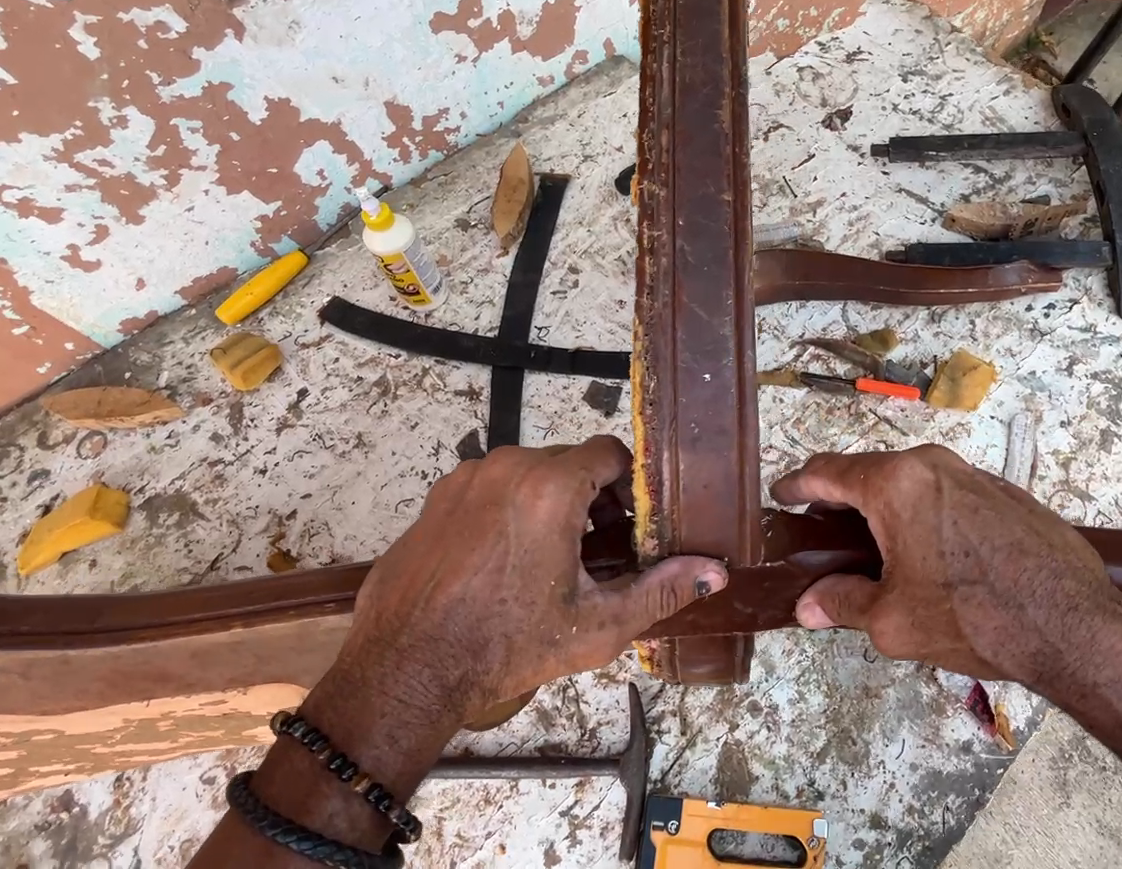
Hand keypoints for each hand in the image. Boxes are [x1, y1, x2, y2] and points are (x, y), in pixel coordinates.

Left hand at [311, 437, 725, 769]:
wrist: (404, 671)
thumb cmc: (508, 645)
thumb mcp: (597, 625)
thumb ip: (663, 590)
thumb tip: (717, 572)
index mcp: (550, 486)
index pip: (609, 451)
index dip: (629, 484)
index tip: (630, 525)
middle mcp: (506, 467)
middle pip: (569, 463)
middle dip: (592, 498)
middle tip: (597, 551)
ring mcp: (465, 479)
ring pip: (529, 474)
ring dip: (551, 503)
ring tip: (552, 560)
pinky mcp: (435, 498)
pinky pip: (489, 488)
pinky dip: (509, 510)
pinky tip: (504, 563)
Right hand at [772, 444, 1121, 686]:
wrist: (1074, 625)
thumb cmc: (972, 618)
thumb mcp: (892, 621)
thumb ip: (843, 603)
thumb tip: (810, 605)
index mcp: (895, 483)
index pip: (828, 471)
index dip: (797, 484)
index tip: (781, 496)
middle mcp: (932, 463)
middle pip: (869, 473)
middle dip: (842, 499)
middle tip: (825, 532)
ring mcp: (974, 473)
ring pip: (912, 483)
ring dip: (887, 507)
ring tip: (877, 546)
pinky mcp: (1005, 492)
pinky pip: (947, 494)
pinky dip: (925, 513)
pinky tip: (933, 552)